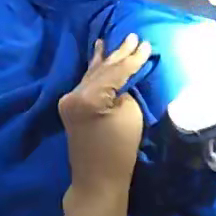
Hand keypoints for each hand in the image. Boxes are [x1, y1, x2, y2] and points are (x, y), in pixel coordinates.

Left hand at [59, 34, 152, 198]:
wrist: (96, 179)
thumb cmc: (119, 150)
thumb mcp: (131, 115)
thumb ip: (125, 91)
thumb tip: (121, 81)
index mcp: (89, 96)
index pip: (116, 71)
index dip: (133, 58)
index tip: (145, 44)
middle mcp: (74, 93)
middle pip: (102, 69)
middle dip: (119, 54)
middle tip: (133, 36)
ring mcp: (69, 99)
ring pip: (92, 73)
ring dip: (106, 59)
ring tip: (113, 41)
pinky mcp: (70, 106)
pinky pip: (86, 82)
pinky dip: (96, 70)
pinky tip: (98, 56)